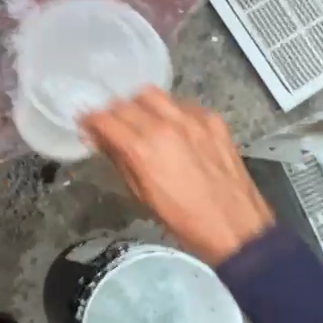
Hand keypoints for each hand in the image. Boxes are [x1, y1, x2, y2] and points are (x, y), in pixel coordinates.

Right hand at [82, 88, 273, 264]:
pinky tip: (173, 127)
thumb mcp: (142, 194)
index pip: (104, 119)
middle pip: (125, 102)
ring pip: (152, 94)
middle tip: (112, 124)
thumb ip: (119, 160)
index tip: (86, 123)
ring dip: (139, 104)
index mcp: (142, 148)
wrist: (236, 228)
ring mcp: (191, 119)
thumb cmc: (183, 219)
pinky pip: (182, 103)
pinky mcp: (212, 119)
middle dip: (113, 112)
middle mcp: (164, 125)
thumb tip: (100, 140)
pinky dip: (170, 110)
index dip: (90, 119)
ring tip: (141, 119)